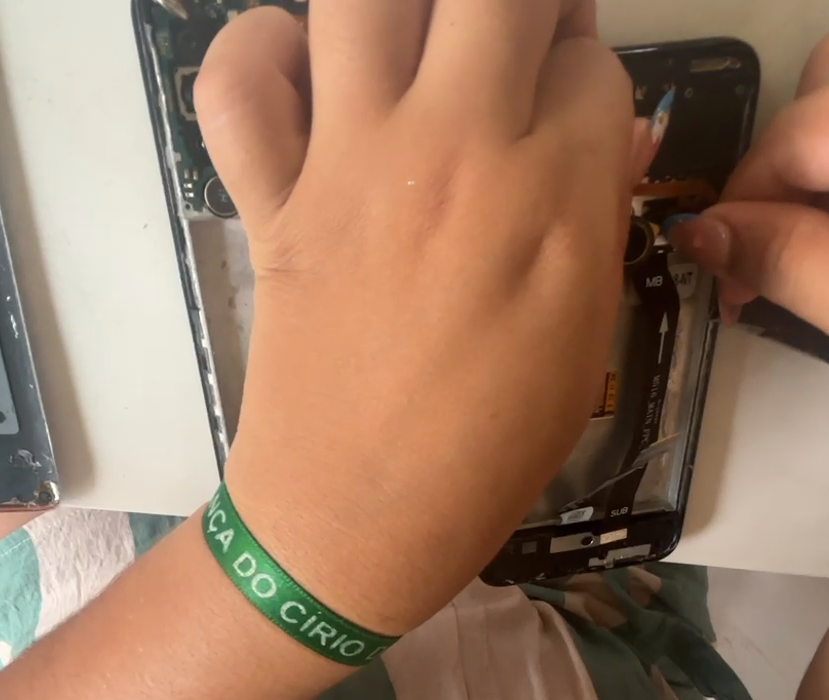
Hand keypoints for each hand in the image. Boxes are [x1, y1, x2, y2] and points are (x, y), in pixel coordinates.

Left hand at [192, 0, 635, 633]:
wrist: (356, 519)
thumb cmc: (486, 455)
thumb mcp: (581, 344)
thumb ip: (592, 224)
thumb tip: (590, 140)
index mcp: (552, 200)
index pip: (590, 67)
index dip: (582, 86)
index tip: (564, 126)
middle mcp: (453, 153)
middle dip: (521, 4)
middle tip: (512, 50)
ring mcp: (348, 171)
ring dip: (408, 4)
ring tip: (421, 47)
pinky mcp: (271, 203)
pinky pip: (236, 82)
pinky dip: (260, 54)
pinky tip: (305, 84)